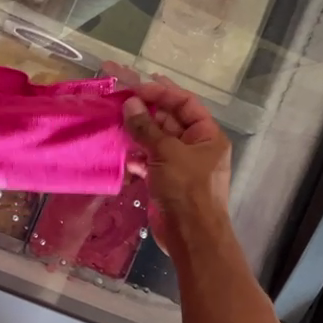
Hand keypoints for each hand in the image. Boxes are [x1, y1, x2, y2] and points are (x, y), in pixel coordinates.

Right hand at [120, 73, 231, 256]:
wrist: (191, 235)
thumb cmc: (186, 189)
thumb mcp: (166, 153)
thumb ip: (147, 127)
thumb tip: (131, 104)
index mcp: (206, 135)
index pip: (185, 104)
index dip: (162, 92)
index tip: (136, 86)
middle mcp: (195, 147)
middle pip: (169, 121)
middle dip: (146, 112)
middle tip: (120, 101)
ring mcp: (180, 166)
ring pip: (156, 142)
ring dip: (137, 134)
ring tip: (115, 124)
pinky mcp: (165, 182)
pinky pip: (149, 162)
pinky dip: (136, 158)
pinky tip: (121, 155)